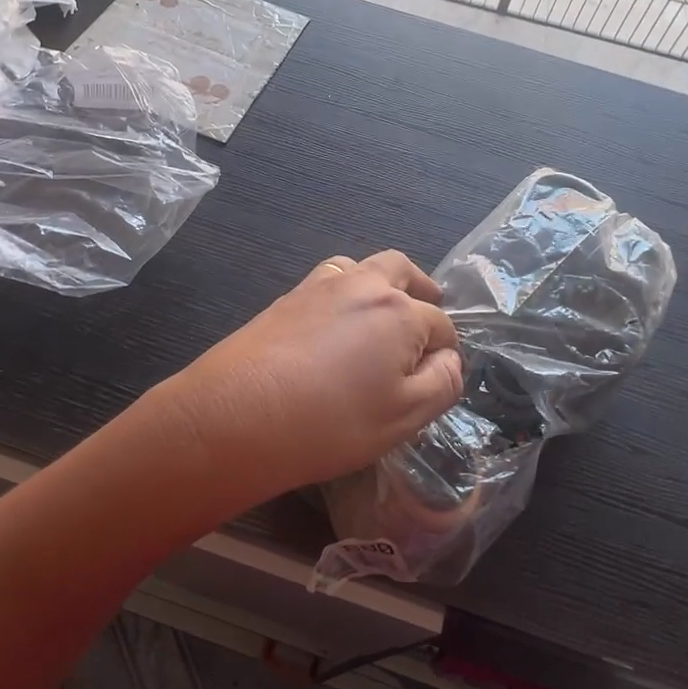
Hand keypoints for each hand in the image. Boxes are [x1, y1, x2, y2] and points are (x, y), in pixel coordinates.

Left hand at [143, 251, 463, 505]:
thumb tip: (449, 359)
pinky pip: (326, 279)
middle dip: (420, 288)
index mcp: (400, 312)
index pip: (441, 325)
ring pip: (360, 266)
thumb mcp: (404, 417)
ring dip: (379, 281)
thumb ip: (441, 384)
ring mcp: (320, 286)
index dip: (446, 351)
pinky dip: (343, 289)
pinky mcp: (285, 299)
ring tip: (380, 308)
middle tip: (427, 305)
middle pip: (401, 270)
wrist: (237, 414)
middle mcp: (363, 285)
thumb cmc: (331, 422)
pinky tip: (335, 319)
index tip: (440, 375)